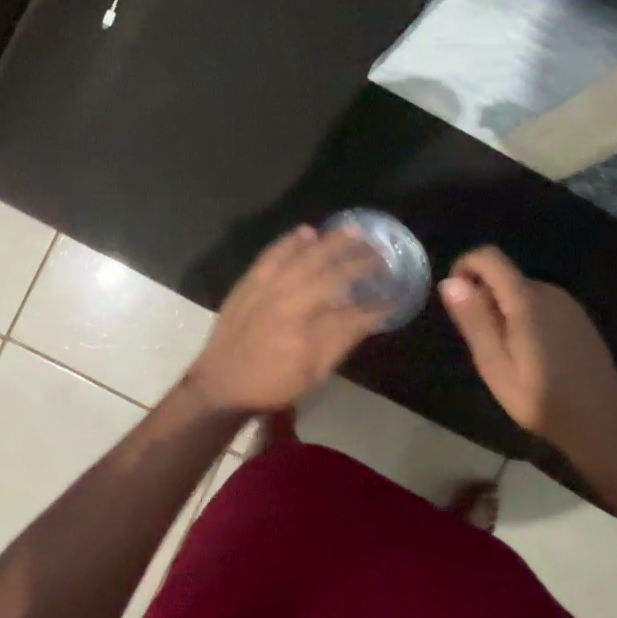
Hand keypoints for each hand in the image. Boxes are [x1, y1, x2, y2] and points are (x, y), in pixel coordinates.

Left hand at [182, 225, 389, 413]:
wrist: (220, 383)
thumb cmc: (271, 386)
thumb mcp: (313, 376)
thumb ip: (340, 343)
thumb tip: (369, 317)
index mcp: (308, 336)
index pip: (353, 314)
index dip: (378, 305)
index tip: (395, 294)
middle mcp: (289, 307)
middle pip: (331, 275)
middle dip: (359, 261)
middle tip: (380, 253)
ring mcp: (267, 290)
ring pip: (304, 258)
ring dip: (331, 243)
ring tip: (354, 232)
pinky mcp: (249, 282)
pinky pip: (273, 255)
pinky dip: (291, 241)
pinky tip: (307, 231)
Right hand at [438, 247, 616, 456]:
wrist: (604, 426)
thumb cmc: (541, 399)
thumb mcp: (495, 365)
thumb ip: (474, 320)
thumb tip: (450, 282)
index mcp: (527, 299)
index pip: (489, 257)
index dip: (464, 267)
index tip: (456, 302)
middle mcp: (550, 292)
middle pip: (505, 275)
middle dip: (484, 298)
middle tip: (482, 343)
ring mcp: (569, 305)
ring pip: (522, 291)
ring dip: (505, 310)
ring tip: (506, 354)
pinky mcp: (579, 319)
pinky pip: (542, 304)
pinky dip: (525, 317)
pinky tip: (532, 355)